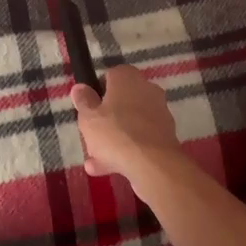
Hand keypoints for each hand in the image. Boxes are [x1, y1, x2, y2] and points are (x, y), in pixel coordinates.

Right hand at [71, 64, 183, 183]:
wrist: (153, 164)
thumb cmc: (116, 133)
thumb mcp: (89, 117)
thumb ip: (83, 101)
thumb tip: (80, 88)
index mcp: (127, 77)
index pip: (108, 77)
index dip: (95, 94)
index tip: (87, 111)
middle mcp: (146, 88)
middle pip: (120, 103)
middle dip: (105, 122)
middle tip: (91, 139)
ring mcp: (158, 112)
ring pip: (130, 124)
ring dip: (114, 141)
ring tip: (95, 163)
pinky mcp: (165, 135)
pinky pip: (141, 139)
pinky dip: (128, 151)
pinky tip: (111, 168)